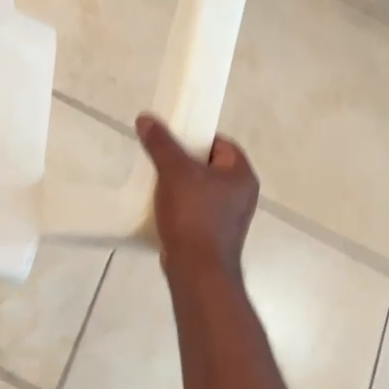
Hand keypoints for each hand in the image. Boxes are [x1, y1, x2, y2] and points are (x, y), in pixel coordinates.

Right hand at [135, 114, 258, 276]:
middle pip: (210, 165)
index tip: (171, 140)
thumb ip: (160, 143)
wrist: (197, 270)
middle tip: (159, 158)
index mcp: (242, 175)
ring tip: (156, 182)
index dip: (196, 136)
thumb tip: (146, 118)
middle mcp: (242, 194)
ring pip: (202, 188)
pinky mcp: (215, 234)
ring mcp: (230, 216)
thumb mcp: (174, 171)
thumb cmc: (193, 215)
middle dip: (184, 161)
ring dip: (180, 184)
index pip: (221, 143)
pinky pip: (197, 209)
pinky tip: (161, 207)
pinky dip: (180, 205)